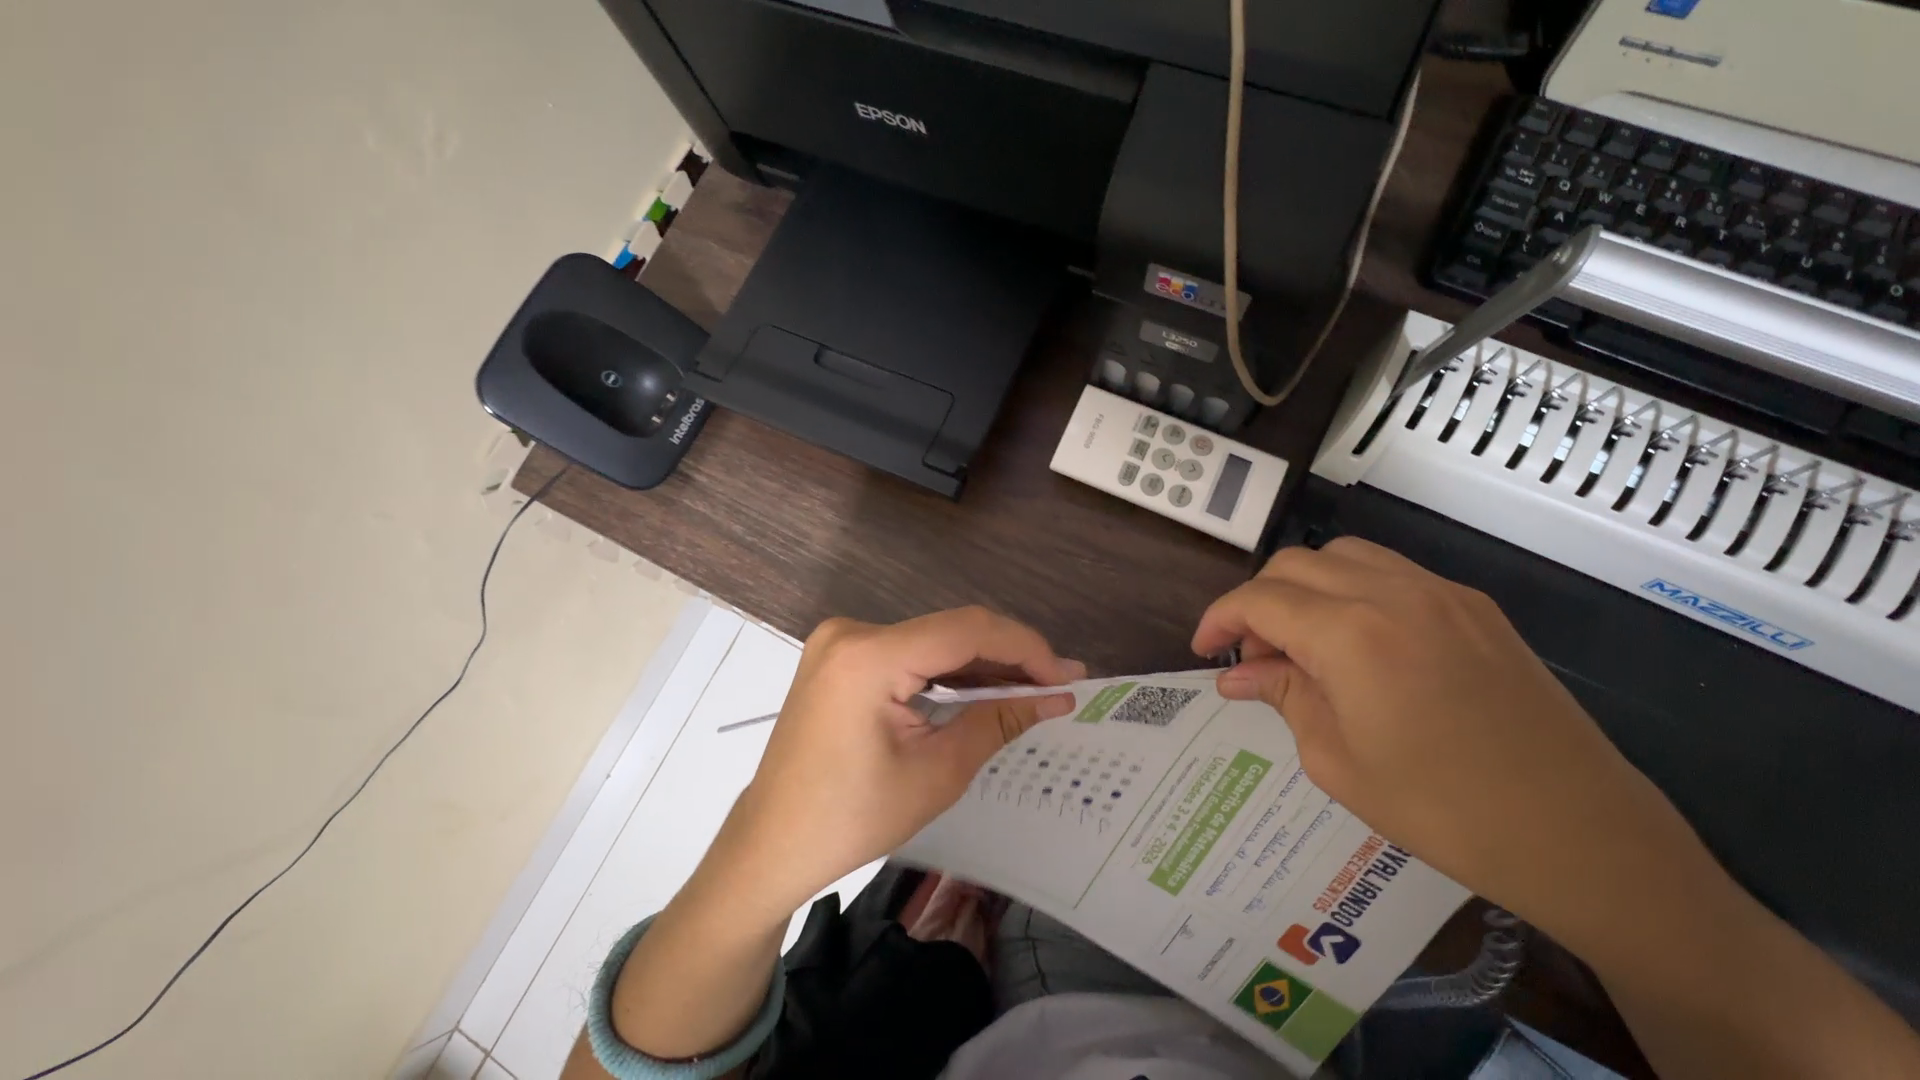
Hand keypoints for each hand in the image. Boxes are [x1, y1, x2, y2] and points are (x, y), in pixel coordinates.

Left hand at [722, 607, 1081, 918]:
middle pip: (949, 630)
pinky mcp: (837, 659)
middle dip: (1008, 657)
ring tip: (1032, 689)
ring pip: (930, 641)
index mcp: (869, 656)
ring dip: (979, 664)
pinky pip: (905, 654)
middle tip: (1059, 684)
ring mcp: (839, 643)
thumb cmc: (852, 818)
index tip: (1068, 676)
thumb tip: (1056, 696)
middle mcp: (851, 633)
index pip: (968, 630)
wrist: (773, 844)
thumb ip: (998, 721)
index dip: (1026, 648)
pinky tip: (982, 690)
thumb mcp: (937, 772)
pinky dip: (944, 672)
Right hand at [1191, 538, 1701, 928]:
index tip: (1204, 651)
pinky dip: (1356, 589)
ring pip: (1346, 555)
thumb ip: (1284, 699)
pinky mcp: (1477, 608)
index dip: (1221, 620)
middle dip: (1258, 600)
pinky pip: (1395, 573)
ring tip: (1301, 643)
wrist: (1575, 830)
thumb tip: (1238, 675)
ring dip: (1306, 586)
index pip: (1260, 600)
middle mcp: (1393, 592)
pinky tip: (1359, 642)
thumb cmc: (1442, 809)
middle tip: (1252, 656)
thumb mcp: (1338, 762)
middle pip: (1297, 564)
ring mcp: (1442, 594)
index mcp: (1350, 634)